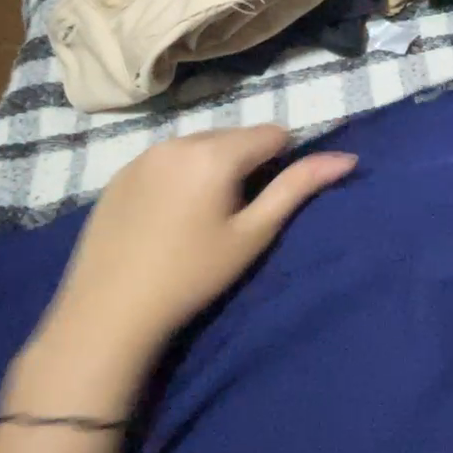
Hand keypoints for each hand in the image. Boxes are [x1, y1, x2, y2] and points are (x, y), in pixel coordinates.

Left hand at [37, 126, 355, 366]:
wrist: (105, 318)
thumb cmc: (192, 276)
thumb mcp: (254, 234)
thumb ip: (298, 187)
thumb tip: (347, 158)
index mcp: (215, 154)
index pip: (274, 134)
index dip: (281, 165)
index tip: (263, 203)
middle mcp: (179, 142)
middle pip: (237, 136)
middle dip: (247, 163)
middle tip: (235, 214)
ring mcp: (144, 155)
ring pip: (203, 144)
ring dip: (216, 166)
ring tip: (202, 215)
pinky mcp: (120, 174)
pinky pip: (169, 158)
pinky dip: (182, 174)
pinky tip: (169, 217)